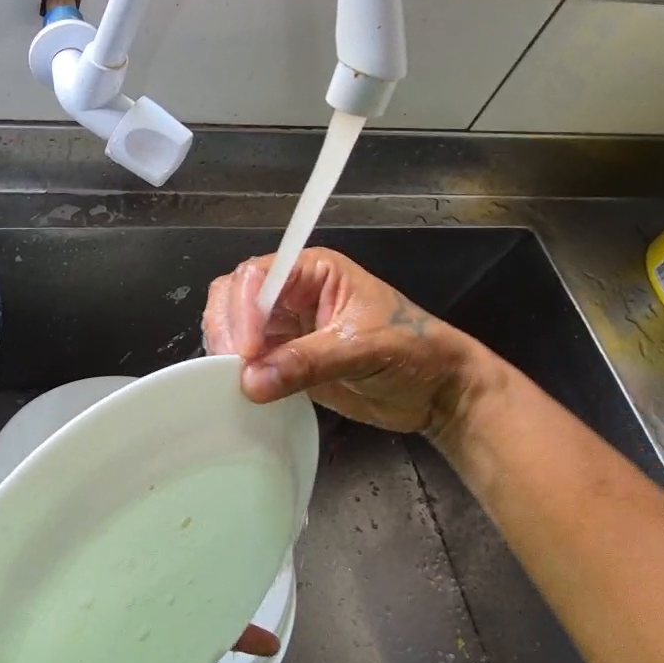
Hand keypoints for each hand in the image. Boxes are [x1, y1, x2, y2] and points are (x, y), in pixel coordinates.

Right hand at [203, 248, 486, 434]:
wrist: (437, 391)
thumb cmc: (414, 352)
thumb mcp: (364, 350)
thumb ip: (307, 363)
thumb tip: (251, 381)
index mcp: (312, 271)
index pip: (258, 277)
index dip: (244, 309)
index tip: (246, 351)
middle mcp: (291, 293)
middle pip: (234, 295)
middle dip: (228, 328)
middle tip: (231, 368)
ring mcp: (284, 326)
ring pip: (232, 326)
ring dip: (226, 351)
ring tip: (235, 381)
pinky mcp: (282, 358)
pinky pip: (245, 359)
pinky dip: (235, 373)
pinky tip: (241, 389)